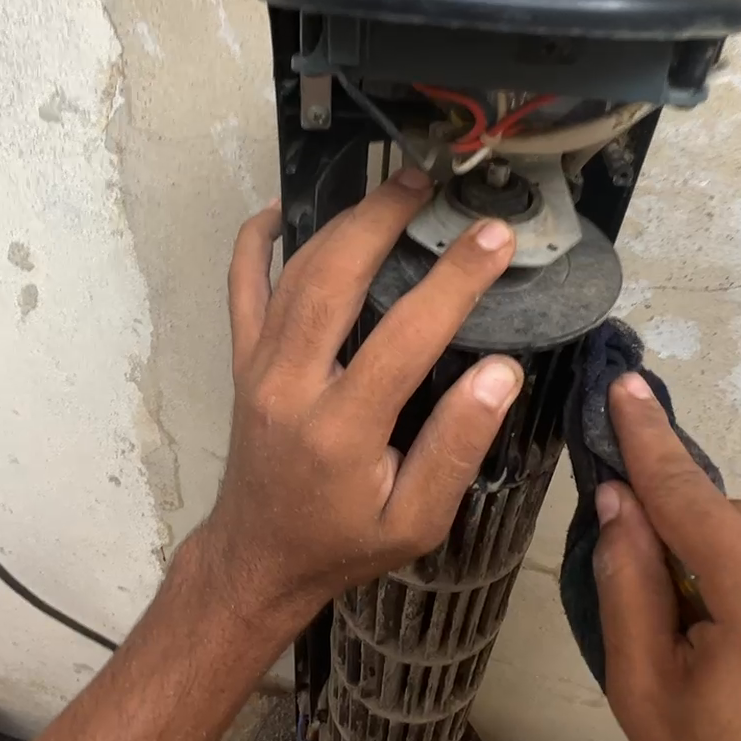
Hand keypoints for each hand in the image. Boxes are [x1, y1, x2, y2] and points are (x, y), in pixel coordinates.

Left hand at [197, 168, 523, 624]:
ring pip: (294, 273)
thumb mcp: (417, 520)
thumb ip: (457, 446)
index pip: (407, 335)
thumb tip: (500, 372)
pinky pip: (240, 287)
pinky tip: (284, 211)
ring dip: (342, 222)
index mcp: (342, 430)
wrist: (259, 558)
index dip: (455, 279)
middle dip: (384, 219)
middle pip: (334, 279)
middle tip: (429, 182)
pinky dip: (257, 242)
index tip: (493, 236)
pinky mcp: (241, 362)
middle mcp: (290, 385)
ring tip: (389, 189)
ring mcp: (258, 367)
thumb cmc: (343, 543)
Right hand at [595, 372, 740, 740]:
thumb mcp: (646, 694)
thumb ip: (628, 584)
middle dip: (684, 533)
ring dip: (724, 564)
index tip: (626, 384)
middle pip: (734, 520)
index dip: (649, 438)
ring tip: (705, 643)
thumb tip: (620, 503)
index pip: (692, 496)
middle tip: (651, 597)